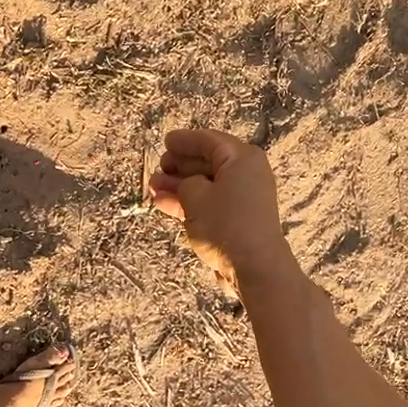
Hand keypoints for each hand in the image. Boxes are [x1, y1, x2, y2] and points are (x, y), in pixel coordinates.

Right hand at [148, 129, 293, 283]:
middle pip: (207, 162)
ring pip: (205, 185)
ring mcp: (241, 198)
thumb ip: (183, 183)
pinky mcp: (236, 219)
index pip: (209, 141)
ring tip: (153, 188)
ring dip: (179, 186)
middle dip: (179, 166)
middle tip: (157, 169)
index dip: (185, 141)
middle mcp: (245, 174)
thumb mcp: (196, 197)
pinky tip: (163, 203)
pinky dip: (188, 202)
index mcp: (241, 158)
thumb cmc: (225, 223)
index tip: (165, 142)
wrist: (253, 266)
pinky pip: (209, 203)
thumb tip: (181, 184)